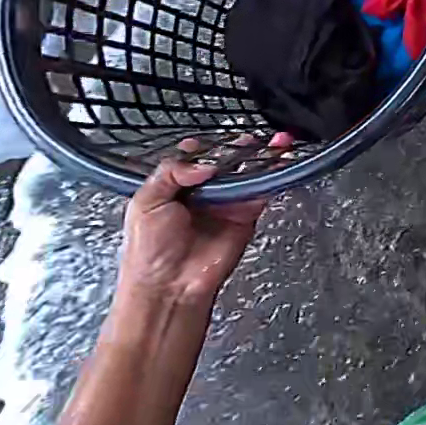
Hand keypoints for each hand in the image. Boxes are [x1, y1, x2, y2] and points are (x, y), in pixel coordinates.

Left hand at [116, 139, 279, 307]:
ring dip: (263, 155)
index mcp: (176, 184)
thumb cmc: (149, 249)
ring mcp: (226, 202)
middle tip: (249, 138)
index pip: (195, 156)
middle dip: (240, 146)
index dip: (205, 147)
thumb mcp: (146, 201)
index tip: (207, 145)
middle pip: (226, 160)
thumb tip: (205, 163)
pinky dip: (272, 176)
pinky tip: (279, 162)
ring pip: (248, 172)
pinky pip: (261, 192)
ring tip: (277, 141)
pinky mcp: (245, 216)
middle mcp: (203, 191)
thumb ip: (172, 171)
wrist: (169, 286)